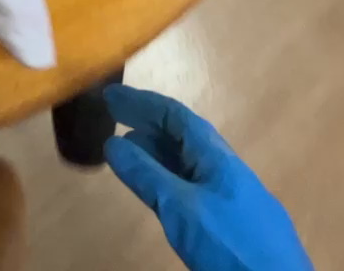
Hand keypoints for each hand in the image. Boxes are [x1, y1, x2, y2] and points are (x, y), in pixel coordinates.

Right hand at [103, 85, 313, 270]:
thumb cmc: (231, 247)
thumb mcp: (181, 209)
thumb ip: (147, 175)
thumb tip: (112, 142)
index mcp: (217, 156)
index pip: (175, 115)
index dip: (141, 102)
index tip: (110, 95)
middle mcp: (225, 169)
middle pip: (182, 136)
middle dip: (146, 124)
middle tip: (111, 120)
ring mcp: (232, 199)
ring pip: (188, 164)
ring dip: (156, 153)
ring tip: (125, 153)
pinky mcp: (233, 228)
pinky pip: (193, 188)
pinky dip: (169, 182)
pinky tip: (159, 195)